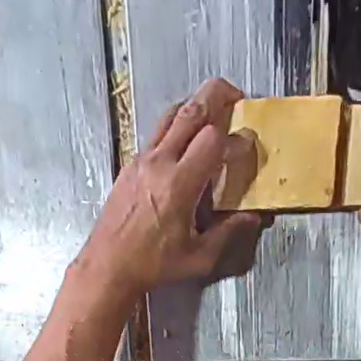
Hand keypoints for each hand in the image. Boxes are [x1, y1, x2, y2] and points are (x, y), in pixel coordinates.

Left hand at [76, 78, 266, 297]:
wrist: (108, 265)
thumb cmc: (153, 264)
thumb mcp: (199, 256)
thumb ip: (228, 232)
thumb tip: (252, 216)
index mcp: (179, 185)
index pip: (213, 140)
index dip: (236, 139)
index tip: (248, 146)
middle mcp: (159, 163)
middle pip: (191, 112)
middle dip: (217, 95)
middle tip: (236, 95)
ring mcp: (142, 160)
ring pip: (171, 116)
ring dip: (195, 105)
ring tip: (214, 109)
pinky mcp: (131, 165)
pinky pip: (158, 132)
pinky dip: (178, 125)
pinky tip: (189, 139)